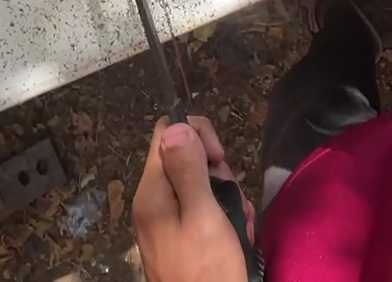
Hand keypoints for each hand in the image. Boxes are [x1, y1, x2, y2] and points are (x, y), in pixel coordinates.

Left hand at [132, 118, 250, 281]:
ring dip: (227, 198)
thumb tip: (177, 124)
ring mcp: (169, 222)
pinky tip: (238, 237)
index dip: (196, 134)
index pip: (167, 132)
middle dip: (217, 172)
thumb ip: (189, 170)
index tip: (218, 158)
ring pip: (202, 185)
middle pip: (187, 157)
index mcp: (153, 191)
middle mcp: (156, 202)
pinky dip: (225, 219)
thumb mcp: (202, 217)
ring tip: (239, 226)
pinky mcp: (183, 240)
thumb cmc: (207, 273)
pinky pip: (205, 211)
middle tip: (230, 198)